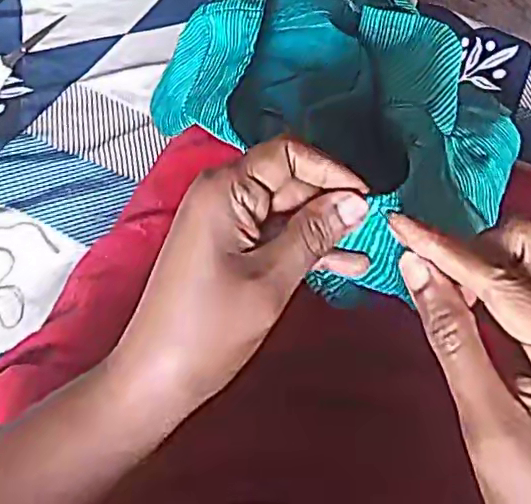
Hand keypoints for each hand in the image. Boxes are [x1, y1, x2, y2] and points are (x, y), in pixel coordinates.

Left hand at [109, 135, 369, 408]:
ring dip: (324, 225)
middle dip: (330, 197)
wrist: (155, 378)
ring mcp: (225, 217)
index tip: (367, 195)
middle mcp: (223, 191)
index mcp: (226, 187)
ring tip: (368, 243)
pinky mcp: (228, 243)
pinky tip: (347, 262)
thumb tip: (356, 200)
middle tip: (375, 222)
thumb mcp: (271, 279)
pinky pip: (273, 231)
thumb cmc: (207, 330)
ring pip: (286, 207)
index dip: (330, 169)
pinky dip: (304, 244)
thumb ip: (314, 233)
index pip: (287, 154)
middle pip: (288, 178)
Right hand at [390, 213, 530, 503]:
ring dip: (481, 263)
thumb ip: (451, 336)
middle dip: (471, 248)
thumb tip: (414, 264)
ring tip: (443, 291)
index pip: (498, 277)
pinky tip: (468, 304)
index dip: (441, 246)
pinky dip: (493, 282)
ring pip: (528, 260)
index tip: (397, 222)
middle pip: (526, 249)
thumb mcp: (486, 423)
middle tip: (428, 272)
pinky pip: (530, 285)